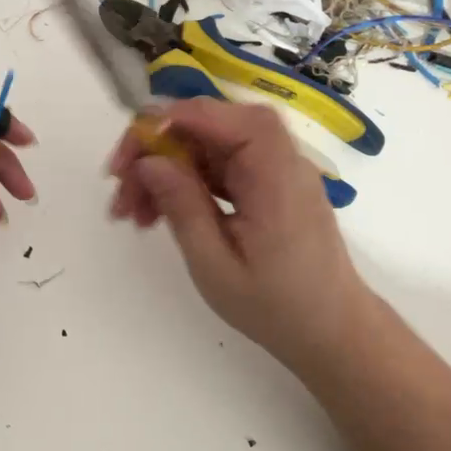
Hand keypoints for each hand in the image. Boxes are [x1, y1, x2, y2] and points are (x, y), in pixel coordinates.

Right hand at [107, 98, 376, 368]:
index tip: (130, 155)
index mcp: (276, 178)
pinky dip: (180, 181)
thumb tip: (148, 161)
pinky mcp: (263, 185)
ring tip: (130, 211)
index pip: (225, 117)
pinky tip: (155, 211)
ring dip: (161, 168)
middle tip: (118, 186)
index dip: (172, 119)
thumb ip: (182, 206)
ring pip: (203, 146)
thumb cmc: (276, 306)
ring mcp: (271, 172)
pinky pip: (213, 166)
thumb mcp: (215, 264)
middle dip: (155, 148)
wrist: (332, 333)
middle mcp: (279, 163)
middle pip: (208, 126)